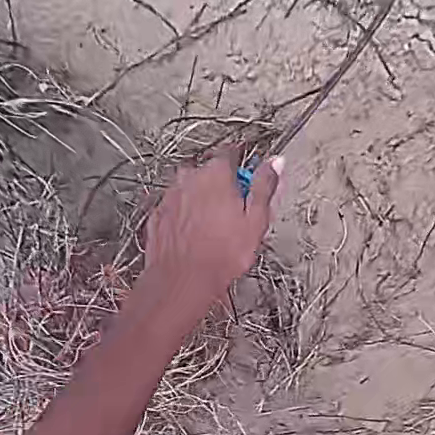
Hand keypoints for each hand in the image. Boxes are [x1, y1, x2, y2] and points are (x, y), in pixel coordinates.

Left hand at [140, 151, 280, 310]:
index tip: (249, 178)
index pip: (231, 153)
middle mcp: (189, 179)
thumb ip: (265, 186)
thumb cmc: (219, 255)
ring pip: (190, 190)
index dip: (243, 166)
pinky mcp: (158, 215)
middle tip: (235, 212)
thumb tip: (276, 163)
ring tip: (214, 229)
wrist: (182, 280)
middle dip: (222, 186)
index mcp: (216, 174)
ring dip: (201, 202)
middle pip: (209, 172)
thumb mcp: (256, 220)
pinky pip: (176, 209)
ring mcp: (170, 196)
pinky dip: (184, 217)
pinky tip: (195, 236)